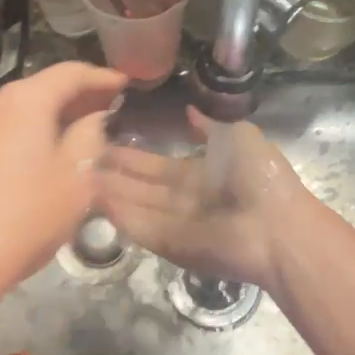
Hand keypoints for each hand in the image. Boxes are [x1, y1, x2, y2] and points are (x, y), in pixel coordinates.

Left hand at [0, 62, 126, 304]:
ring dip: (47, 120)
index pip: (69, 73)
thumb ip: (88, 140)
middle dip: (75, 98)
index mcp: (23, 101)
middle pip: (39, 90)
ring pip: (15, 114)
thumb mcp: (74, 182)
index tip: (124, 85)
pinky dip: (22, 138)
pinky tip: (35, 162)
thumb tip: (92, 119)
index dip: (101, 77)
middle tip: (106, 110)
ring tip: (75, 136)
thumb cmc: (22, 218)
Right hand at [96, 108, 320, 289]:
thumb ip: (208, 124)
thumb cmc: (259, 175)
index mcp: (202, 174)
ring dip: (109, 193)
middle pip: (140, 186)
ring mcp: (175, 224)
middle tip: (80, 160)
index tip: (105, 143)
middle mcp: (184, 200)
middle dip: (113, 174)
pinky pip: (139, 228)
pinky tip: (93, 200)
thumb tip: (188, 109)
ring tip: (78, 177)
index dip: (132, 157)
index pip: (157, 166)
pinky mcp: (170, 246)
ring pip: (135, 206)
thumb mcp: (236, 135)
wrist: (276, 226)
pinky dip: (119, 215)